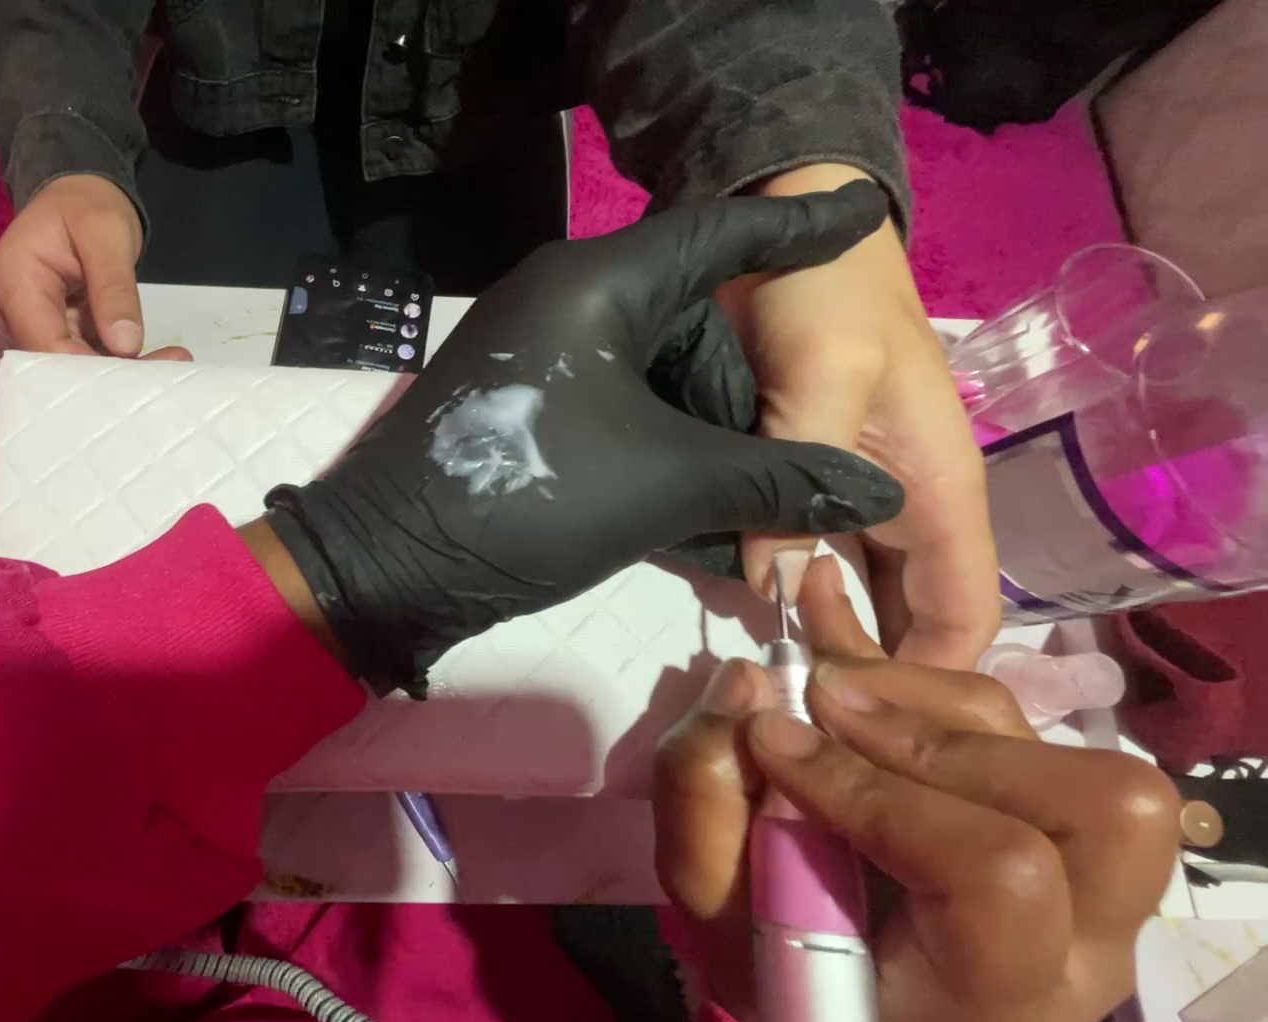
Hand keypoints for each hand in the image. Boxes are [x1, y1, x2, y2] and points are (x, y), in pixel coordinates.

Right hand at [0, 174, 192, 359]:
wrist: (76, 197)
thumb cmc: (88, 207)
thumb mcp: (108, 235)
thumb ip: (114, 288)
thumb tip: (125, 346)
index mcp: (12, 280)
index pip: (46, 345)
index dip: (91, 368)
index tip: (144, 374)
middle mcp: (6, 309)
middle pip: (54, 360)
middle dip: (110, 372)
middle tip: (171, 366)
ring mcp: (22, 323)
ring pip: (67, 364)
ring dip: (118, 368)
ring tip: (171, 360)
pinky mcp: (44, 330)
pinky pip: (76, 355)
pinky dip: (113, 359)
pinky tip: (156, 357)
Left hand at [261, 184, 905, 694]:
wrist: (389, 562)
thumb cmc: (527, 500)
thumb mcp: (665, 485)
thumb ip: (775, 477)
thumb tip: (878, 495)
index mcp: (593, 282)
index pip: (720, 233)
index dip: (799, 227)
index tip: (867, 214)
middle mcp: (561, 303)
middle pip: (690, 318)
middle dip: (754, 381)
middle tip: (819, 429)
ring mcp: (536, 359)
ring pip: (651, 376)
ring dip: (710, 432)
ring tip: (774, 484)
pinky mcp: (522, 411)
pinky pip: (612, 412)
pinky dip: (661, 449)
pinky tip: (710, 502)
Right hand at [655, 555, 1179, 1021]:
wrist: (815, 947)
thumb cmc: (760, 935)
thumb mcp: (703, 885)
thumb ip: (701, 792)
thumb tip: (748, 679)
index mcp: (995, 990)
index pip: (996, 875)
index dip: (873, 791)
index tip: (770, 740)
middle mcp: (1086, 937)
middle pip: (1092, 807)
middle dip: (928, 737)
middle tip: (817, 699)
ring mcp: (1098, 872)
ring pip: (1067, 747)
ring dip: (926, 701)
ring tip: (828, 693)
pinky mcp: (1064, 808)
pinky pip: (1032, 724)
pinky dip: (929, 689)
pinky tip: (857, 699)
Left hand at [720, 163, 997, 667]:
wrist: (787, 229)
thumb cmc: (823, 296)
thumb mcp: (822, 380)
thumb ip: (800, 479)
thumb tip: (770, 585)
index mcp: (936, 487)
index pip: (962, 607)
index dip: (931, 673)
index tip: (867, 724)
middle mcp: (893, 499)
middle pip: (896, 608)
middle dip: (856, 660)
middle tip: (787, 708)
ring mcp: (836, 489)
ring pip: (839, 580)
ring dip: (808, 623)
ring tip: (755, 671)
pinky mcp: (785, 473)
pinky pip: (790, 543)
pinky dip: (771, 577)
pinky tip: (729, 604)